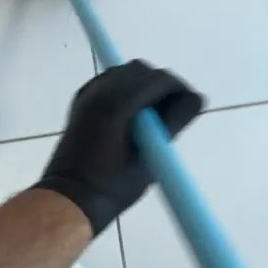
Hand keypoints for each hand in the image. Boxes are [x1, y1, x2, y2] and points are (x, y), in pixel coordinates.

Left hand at [34, 61, 202, 234]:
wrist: (71, 197)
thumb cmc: (115, 184)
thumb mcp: (153, 154)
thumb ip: (175, 121)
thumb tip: (195, 98)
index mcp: (117, 101)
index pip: (160, 78)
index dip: (178, 90)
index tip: (187, 110)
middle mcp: (99, 90)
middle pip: (141, 70)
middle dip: (160, 86)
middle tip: (169, 116)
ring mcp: (86, 95)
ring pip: (124, 74)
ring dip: (141, 88)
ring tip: (149, 120)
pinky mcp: (80, 103)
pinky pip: (108, 84)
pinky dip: (124, 92)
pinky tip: (130, 118)